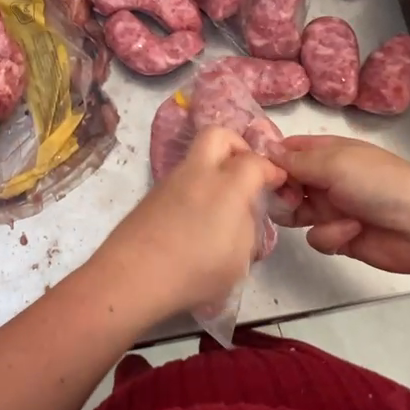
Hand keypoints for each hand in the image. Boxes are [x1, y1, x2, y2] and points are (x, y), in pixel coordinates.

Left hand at [91, 126, 287, 321]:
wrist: (132, 274)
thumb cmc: (195, 270)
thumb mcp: (239, 258)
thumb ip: (247, 226)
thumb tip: (242, 211)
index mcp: (227, 185)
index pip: (255, 161)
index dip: (271, 169)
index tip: (277, 183)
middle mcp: (197, 173)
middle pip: (218, 135)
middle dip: (238, 146)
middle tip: (247, 174)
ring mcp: (170, 181)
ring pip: (196, 157)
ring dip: (214, 169)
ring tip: (223, 205)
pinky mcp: (152, 195)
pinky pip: (181, 179)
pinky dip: (196, 187)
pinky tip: (197, 220)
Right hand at [275, 134, 409, 275]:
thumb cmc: (379, 184)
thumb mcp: (334, 163)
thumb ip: (295, 161)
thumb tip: (263, 150)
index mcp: (326, 152)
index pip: (287, 150)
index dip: (269, 158)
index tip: (253, 170)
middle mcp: (325, 178)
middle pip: (285, 183)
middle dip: (280, 191)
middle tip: (285, 197)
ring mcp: (332, 208)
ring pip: (294, 212)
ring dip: (299, 214)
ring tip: (310, 215)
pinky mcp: (339, 237)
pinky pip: (316, 237)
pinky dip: (329, 235)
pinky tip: (349, 232)